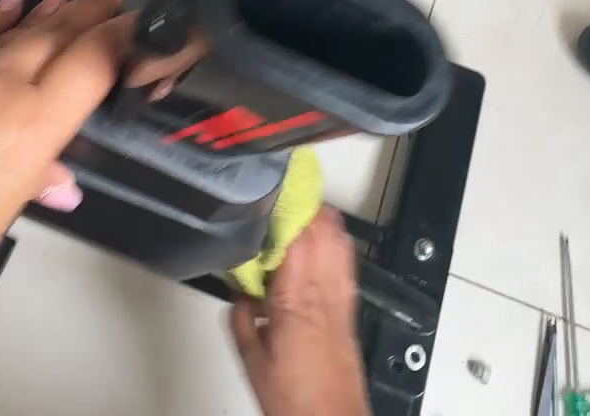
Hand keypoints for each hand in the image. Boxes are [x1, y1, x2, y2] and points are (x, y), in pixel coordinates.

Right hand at [230, 209, 373, 415]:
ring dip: (322, 218)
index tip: (270, 194)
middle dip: (303, 206)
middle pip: (322, 228)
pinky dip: (336, 238)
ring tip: (302, 208)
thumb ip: (241, 317)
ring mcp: (342, 295)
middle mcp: (323, 289)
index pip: (297, 236)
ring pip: (339, 238)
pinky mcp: (351, 305)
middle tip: (283, 196)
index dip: (286, 209)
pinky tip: (324, 236)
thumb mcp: (252, 359)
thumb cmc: (295, 399)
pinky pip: (347, 257)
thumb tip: (238, 291)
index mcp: (295, 298)